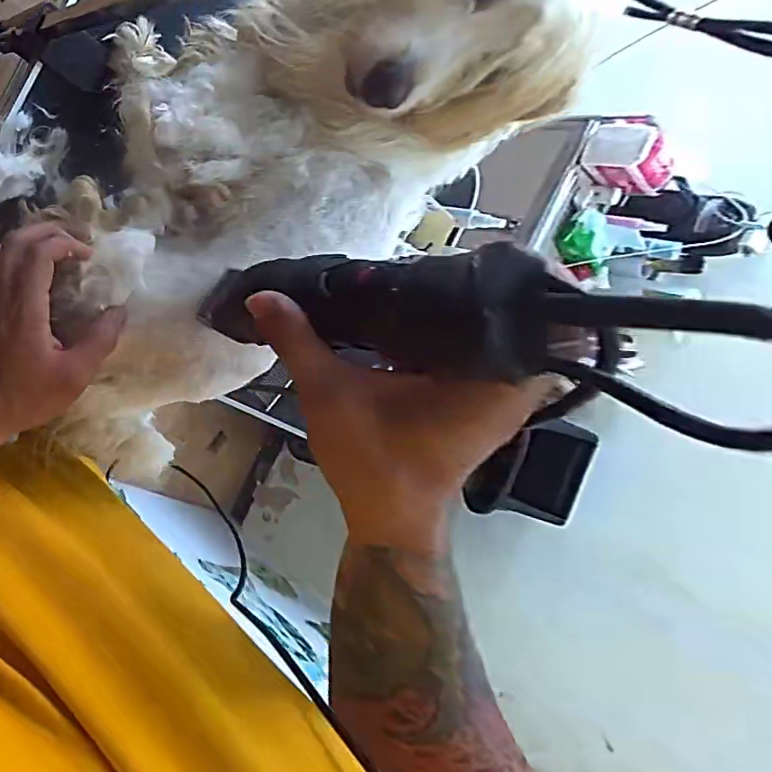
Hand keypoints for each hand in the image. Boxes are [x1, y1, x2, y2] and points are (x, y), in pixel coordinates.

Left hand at [0, 223, 125, 442]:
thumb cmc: (26, 396)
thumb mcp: (74, 376)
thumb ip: (100, 341)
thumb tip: (119, 311)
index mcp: (25, 307)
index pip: (39, 253)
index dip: (67, 243)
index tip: (89, 257)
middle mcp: (3, 294)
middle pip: (19, 240)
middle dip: (52, 231)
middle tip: (80, 241)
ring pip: (6, 248)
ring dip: (35, 238)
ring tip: (63, 247)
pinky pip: (1, 262)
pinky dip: (24, 253)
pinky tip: (43, 268)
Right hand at [246, 292, 547, 549]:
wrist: (388, 519)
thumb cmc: (372, 461)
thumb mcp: (330, 394)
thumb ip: (298, 341)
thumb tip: (263, 296)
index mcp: (489, 377)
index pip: (503, 301)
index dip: (476, 269)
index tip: (438, 252)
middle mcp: (508, 383)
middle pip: (495, 311)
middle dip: (460, 284)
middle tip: (416, 263)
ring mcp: (500, 395)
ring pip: (485, 332)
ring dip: (454, 311)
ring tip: (412, 282)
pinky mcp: (481, 403)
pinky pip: (473, 353)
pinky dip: (448, 337)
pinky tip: (412, 319)